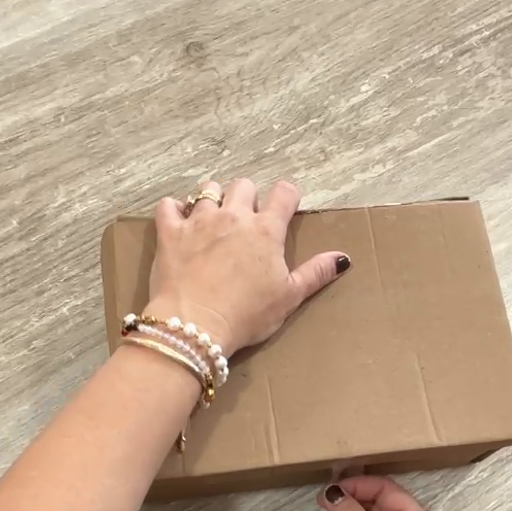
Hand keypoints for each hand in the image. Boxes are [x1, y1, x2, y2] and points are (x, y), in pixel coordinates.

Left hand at [145, 178, 348, 355]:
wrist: (195, 325)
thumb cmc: (246, 315)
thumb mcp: (289, 298)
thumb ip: (315, 273)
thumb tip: (343, 258)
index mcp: (266, 231)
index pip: (284, 194)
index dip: (288, 196)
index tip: (287, 206)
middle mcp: (234, 217)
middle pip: (244, 185)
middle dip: (248, 196)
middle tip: (247, 218)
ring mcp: (199, 222)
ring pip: (207, 189)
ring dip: (213, 198)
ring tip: (214, 216)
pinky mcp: (170, 233)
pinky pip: (168, 206)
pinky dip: (174, 208)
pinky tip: (178, 219)